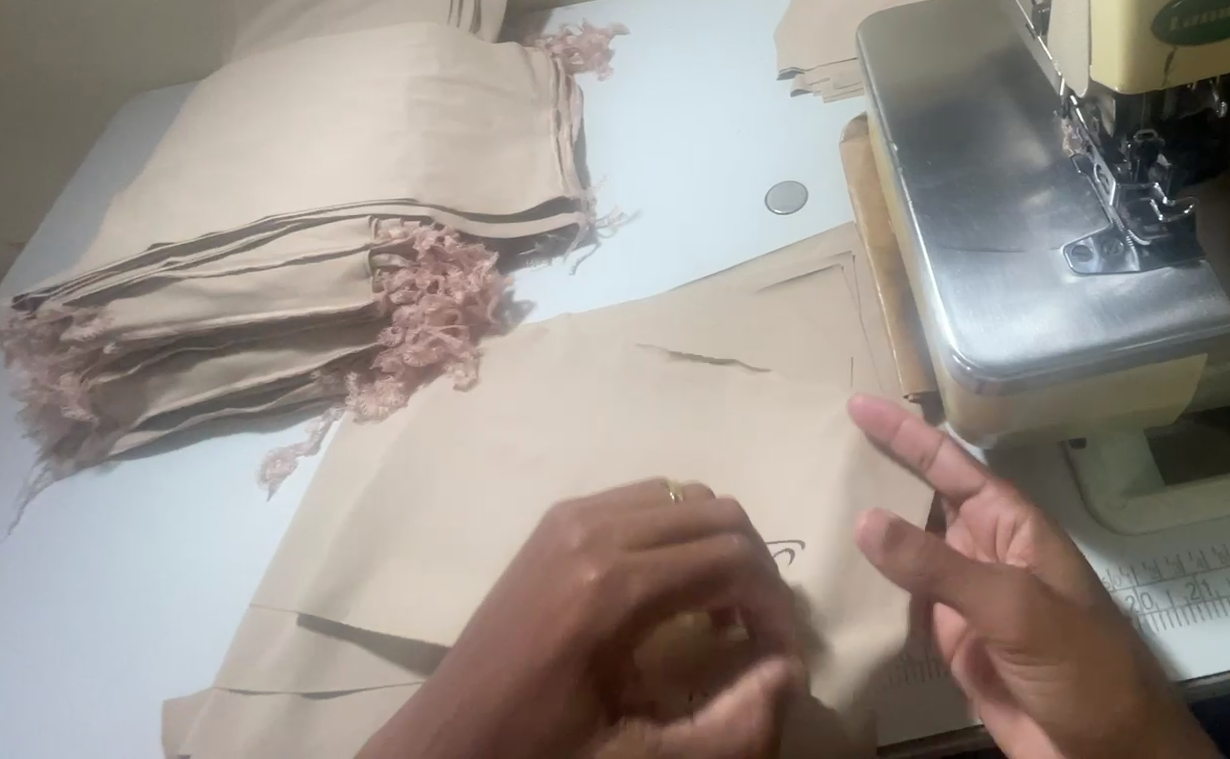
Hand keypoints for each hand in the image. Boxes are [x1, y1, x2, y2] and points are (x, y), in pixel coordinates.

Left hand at [360, 479, 805, 758]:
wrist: (440, 748)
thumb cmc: (537, 757)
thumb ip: (728, 731)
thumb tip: (790, 674)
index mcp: (610, 592)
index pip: (732, 562)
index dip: (775, 607)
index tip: (786, 656)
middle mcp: (595, 530)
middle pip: (720, 514)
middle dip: (757, 570)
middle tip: (759, 630)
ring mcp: (574, 514)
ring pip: (689, 495)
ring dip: (722, 544)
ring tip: (720, 607)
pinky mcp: (561, 516)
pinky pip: (651, 496)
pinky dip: (683, 529)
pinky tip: (674, 582)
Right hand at [849, 395, 1218, 758]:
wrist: (1109, 752)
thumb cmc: (1080, 662)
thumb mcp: (1014, 604)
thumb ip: (938, 565)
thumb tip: (866, 519)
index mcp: (1007, 520)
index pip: (946, 462)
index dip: (903, 431)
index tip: (858, 405)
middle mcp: (981, 546)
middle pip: (920, 497)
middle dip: (878, 471)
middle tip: (822, 449)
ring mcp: (964, 594)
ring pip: (905, 550)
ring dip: (866, 531)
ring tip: (813, 503)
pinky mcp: (951, 638)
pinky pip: (901, 602)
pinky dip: (869, 589)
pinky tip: (834, 577)